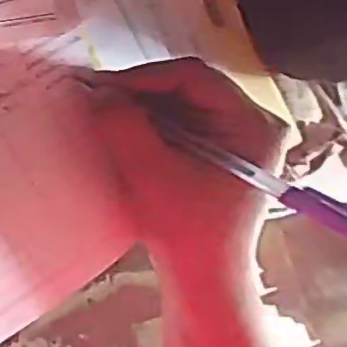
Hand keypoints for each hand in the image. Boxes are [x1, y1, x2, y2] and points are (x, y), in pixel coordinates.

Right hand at [88, 59, 287, 281]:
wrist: (200, 269)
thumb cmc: (183, 227)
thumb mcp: (149, 173)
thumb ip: (123, 127)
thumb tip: (94, 93)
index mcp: (252, 124)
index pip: (192, 78)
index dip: (140, 78)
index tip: (98, 88)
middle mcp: (249, 122)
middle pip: (184, 87)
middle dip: (135, 92)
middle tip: (94, 99)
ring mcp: (231, 134)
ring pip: (175, 102)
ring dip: (136, 107)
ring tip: (101, 114)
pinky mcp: (212, 147)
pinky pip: (173, 120)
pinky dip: (142, 122)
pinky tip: (118, 130)